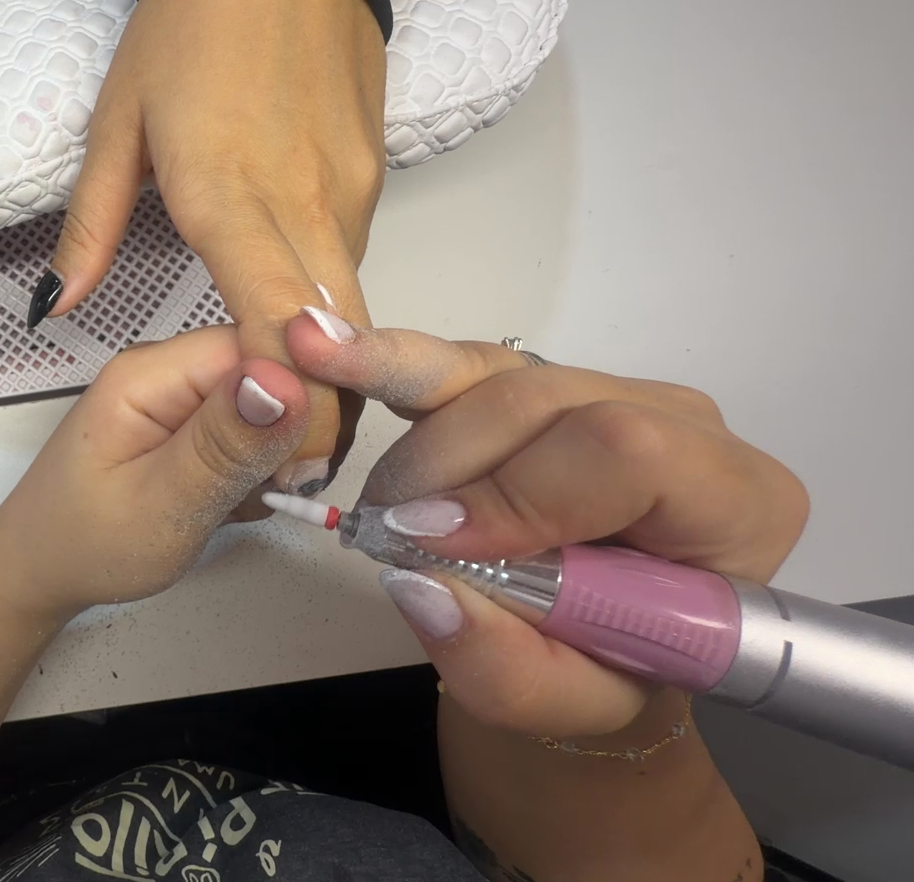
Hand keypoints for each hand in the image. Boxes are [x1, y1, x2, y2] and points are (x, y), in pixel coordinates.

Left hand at [0, 326, 310, 617]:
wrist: (43, 566)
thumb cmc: (84, 542)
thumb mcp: (160, 505)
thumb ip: (224, 447)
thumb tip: (287, 381)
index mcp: (147, 373)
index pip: (257, 341)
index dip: (301, 395)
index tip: (302, 464)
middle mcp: (164, 370)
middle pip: (270, 365)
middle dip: (294, 430)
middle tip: (274, 491)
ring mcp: (176, 395)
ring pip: (269, 401)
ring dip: (277, 455)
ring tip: (242, 499)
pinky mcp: (187, 422)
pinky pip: (250, 428)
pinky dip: (259, 466)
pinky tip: (235, 498)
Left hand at [32, 0, 388, 497]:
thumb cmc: (186, 34)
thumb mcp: (113, 125)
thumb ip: (90, 228)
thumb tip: (58, 305)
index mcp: (228, 196)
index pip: (268, 321)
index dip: (280, 397)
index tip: (279, 459)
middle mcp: (306, 202)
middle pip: (329, 330)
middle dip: (317, 404)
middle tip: (291, 467)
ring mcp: (352, 187)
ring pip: (346, 298)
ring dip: (328, 360)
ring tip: (296, 411)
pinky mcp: (377, 173)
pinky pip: (352, 258)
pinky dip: (333, 304)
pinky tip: (303, 326)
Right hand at [286, 308, 808, 737]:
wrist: (575, 633)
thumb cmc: (589, 665)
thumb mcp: (560, 700)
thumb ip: (503, 666)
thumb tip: (418, 584)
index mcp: (728, 501)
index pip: (624, 451)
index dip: (517, 491)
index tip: (430, 542)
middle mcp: (670, 421)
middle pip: (533, 400)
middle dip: (440, 468)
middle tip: (387, 531)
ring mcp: (585, 385)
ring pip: (477, 370)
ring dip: (403, 430)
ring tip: (373, 496)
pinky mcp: (508, 376)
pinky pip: (439, 359)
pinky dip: (373, 359)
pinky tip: (317, 345)